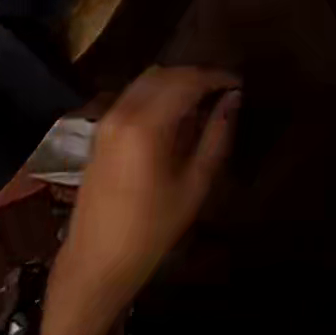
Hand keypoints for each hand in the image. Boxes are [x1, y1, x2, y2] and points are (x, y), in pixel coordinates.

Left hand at [40, 67, 239, 334]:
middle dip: (198, 76)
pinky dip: (158, 92)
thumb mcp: (195, 183)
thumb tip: (233, 99)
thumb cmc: (152, 229)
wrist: (96, 261)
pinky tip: (176, 115)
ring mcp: (107, 118)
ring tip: (204, 101)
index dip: (216, 77)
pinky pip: (134, 94)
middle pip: (167, 73)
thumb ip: (216, 134)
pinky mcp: (100, 129)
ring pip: (148, 79)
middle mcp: (123, 111)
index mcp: (147, 125)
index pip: (187, 80)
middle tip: (225, 91)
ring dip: (177, 81)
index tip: (239, 83)